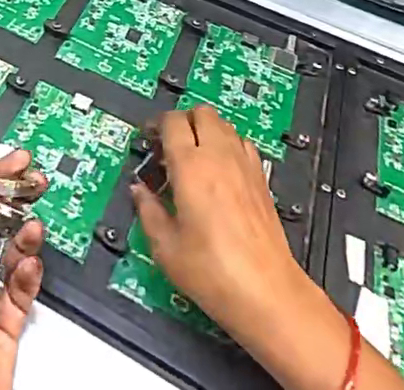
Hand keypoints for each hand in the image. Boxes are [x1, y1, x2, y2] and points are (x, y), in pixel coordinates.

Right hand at [130, 107, 403, 389]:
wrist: (264, 290)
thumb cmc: (214, 272)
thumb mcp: (165, 247)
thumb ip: (147, 210)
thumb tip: (139, 192)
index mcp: (191, 166)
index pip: (172, 121)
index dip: (157, 125)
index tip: (149, 139)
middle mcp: (219, 155)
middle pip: (200, 112)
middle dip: (182, 121)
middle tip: (169, 145)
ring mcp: (244, 163)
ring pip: (223, 123)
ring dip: (205, 130)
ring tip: (193, 157)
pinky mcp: (260, 176)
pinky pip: (242, 142)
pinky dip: (227, 144)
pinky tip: (220, 169)